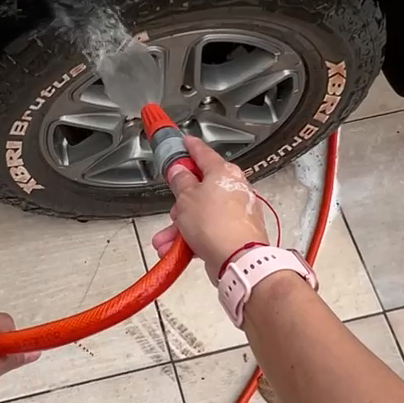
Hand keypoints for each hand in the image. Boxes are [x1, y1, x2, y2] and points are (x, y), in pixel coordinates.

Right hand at [151, 135, 270, 276]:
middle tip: (172, 210)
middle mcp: (233, 189)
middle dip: (180, 203)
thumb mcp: (186, 198)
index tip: (185, 142)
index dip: (190, 147)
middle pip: (200, 189)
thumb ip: (180, 181)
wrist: (238, 259)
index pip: (204, 153)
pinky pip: (207, 231)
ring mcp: (235, 212)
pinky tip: (175, 249)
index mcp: (224, 172)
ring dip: (179, 228)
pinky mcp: (235, 233)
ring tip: (165, 240)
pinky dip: (191, 239)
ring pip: (200, 214)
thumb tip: (178, 170)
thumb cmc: (216, 225)